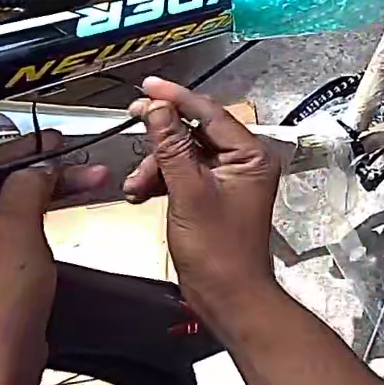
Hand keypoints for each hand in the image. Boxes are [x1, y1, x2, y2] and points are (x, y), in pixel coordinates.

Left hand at [0, 131, 106, 384]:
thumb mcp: (14, 235)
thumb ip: (26, 187)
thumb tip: (37, 166)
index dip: (29, 150)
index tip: (62, 141)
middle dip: (45, 177)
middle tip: (86, 169)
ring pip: (5, 212)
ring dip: (45, 198)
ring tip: (86, 187)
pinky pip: (5, 237)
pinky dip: (34, 224)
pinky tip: (59, 214)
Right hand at [122, 77, 282, 323]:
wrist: (227, 297)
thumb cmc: (220, 254)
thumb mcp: (188, 192)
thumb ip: (172, 147)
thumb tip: (158, 110)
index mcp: (250, 155)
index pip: (209, 112)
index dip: (175, 97)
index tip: (149, 87)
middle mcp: (241, 161)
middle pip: (193, 130)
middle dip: (159, 136)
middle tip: (134, 120)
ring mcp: (225, 177)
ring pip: (182, 152)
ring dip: (154, 165)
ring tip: (136, 184)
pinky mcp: (210, 192)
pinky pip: (180, 172)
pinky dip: (159, 179)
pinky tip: (141, 191)